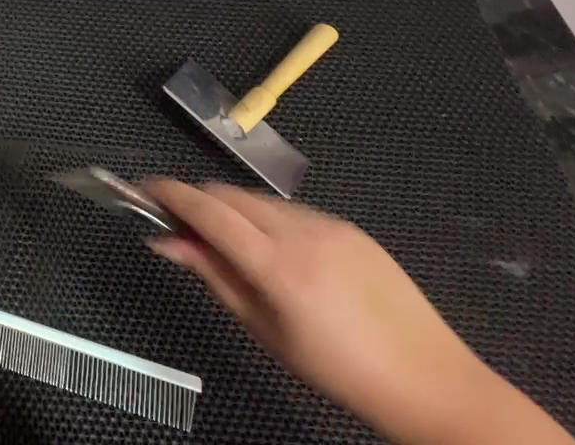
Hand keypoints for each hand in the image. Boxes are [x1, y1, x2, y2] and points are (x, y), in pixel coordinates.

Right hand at [144, 181, 574, 444]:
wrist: (433, 384)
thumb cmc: (337, 369)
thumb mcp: (262, 329)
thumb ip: (211, 275)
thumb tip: (165, 241)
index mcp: (276, 263)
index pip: (206, 209)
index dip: (168, 193)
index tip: (140, 188)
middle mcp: (300, 231)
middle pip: (227, 193)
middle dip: (195, 200)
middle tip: (176, 223)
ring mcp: (330, 225)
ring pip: (257, 199)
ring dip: (229, 209)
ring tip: (226, 243)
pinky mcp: (351, 228)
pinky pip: (290, 211)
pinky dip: (265, 218)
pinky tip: (273, 251)